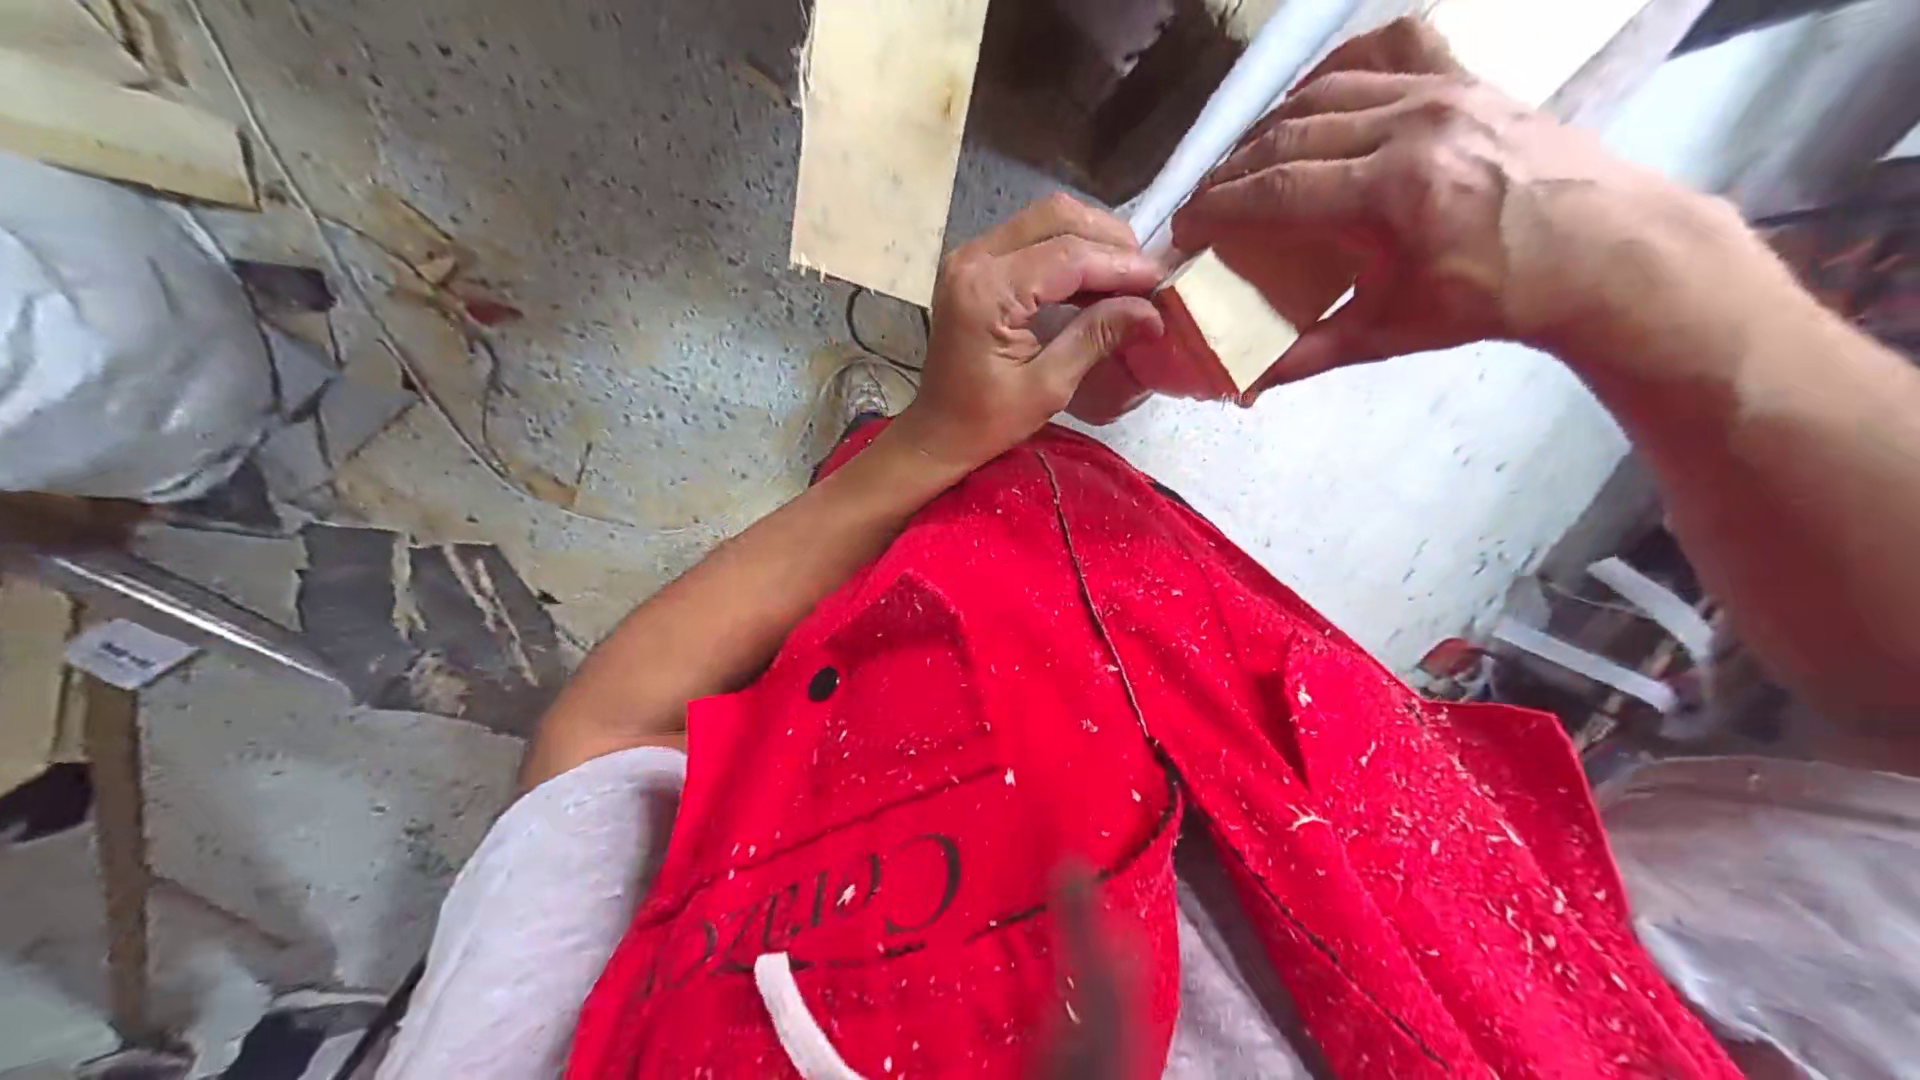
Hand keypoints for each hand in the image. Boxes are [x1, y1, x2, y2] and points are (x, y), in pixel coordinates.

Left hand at [891, 195, 1163, 470]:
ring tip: (1126, 276)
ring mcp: (969, 257)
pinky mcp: (973, 265)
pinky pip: (1029, 238)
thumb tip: (1152, 312)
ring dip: (1090, 240)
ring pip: (1044, 220)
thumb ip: (1096, 338)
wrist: (937, 432)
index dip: (1120, 265)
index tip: (1162, 280)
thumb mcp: (1047, 387)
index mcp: (986, 291)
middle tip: (1145, 275)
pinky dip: (1066, 250)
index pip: (1068, 256)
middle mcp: (973, 259)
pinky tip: (1094, 277)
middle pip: (1056, 218)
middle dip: (1109, 241)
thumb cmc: (986, 422)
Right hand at [1173, 17, 1711, 392]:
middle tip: (1202, 204)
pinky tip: (1313, 95)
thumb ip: (1306, 355)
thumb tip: (1243, 385)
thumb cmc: (1491, 299)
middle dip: (1230, 171)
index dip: (1217, 206)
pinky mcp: (1466, 75)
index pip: (1276, 188)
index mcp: (1393, 192)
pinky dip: (1337, 67)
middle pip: (1287, 135)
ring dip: (1269, 126)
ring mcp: (1443, 90)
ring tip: (1242, 163)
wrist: (1602, 252)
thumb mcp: (1387, 335)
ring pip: (1325, 89)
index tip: (1183, 226)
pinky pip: (1387, 47)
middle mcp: (1413, 125)